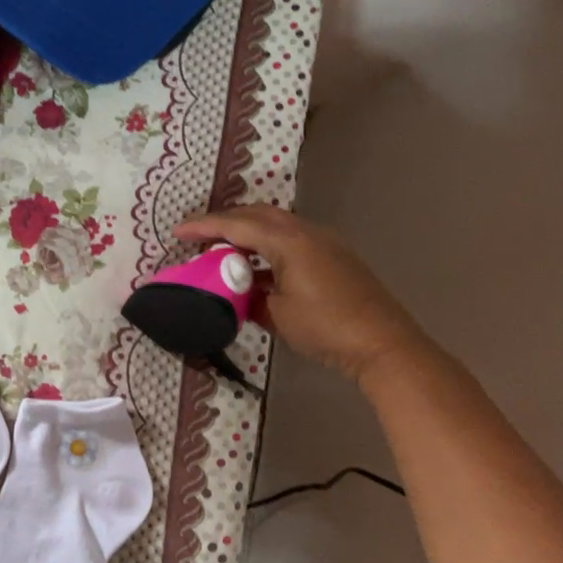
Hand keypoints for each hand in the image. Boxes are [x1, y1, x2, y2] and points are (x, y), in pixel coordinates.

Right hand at [174, 204, 431, 380]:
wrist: (386, 347)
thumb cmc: (325, 329)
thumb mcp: (274, 313)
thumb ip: (248, 294)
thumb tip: (234, 289)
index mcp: (288, 242)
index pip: (236, 226)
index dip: (203, 227)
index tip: (177, 232)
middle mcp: (307, 233)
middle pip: (257, 214)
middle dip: (225, 221)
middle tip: (199, 235)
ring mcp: (326, 243)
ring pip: (277, 225)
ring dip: (248, 232)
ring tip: (224, 249)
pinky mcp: (336, 258)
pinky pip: (291, 239)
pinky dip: (267, 245)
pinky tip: (256, 267)